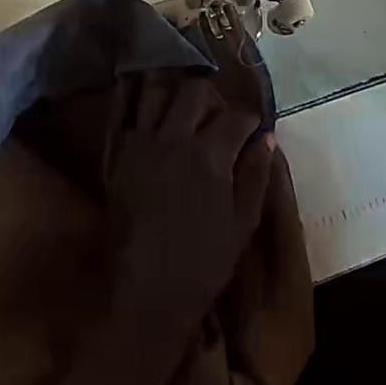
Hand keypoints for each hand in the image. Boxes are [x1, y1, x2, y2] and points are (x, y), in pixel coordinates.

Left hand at [107, 72, 272, 312]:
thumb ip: (257, 173)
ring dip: (176, 96)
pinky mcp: (119, 159)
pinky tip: (160, 128)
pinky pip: (131, 119)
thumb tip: (267, 138)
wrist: (145, 294)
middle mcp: (174, 140)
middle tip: (221, 118)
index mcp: (210, 155)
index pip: (237, 115)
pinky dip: (147, 114)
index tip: (255, 128)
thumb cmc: (204, 262)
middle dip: (214, 97)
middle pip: (194, 90)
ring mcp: (141, 147)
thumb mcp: (244, 221)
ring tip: (188, 115)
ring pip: (156, 93)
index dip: (251, 118)